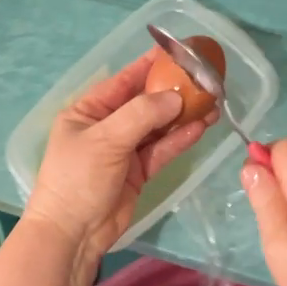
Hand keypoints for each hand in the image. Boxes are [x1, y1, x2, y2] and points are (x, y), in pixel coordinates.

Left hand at [26, 52, 210, 260]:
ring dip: (183, 116)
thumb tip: (175, 97)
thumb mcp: (106, 140)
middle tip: (207, 80)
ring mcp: (123, 151)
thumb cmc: (78, 179)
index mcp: (88, 111)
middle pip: (145, 103)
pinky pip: (161, 150)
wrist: (73, 234)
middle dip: (174, 92)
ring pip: (157, 127)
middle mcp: (106, 127)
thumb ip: (141, 115)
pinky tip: (200, 127)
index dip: (150, 65)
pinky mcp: (138, 173)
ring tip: (213, 103)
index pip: (123, 80)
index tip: (180, 51)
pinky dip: (179, 139)